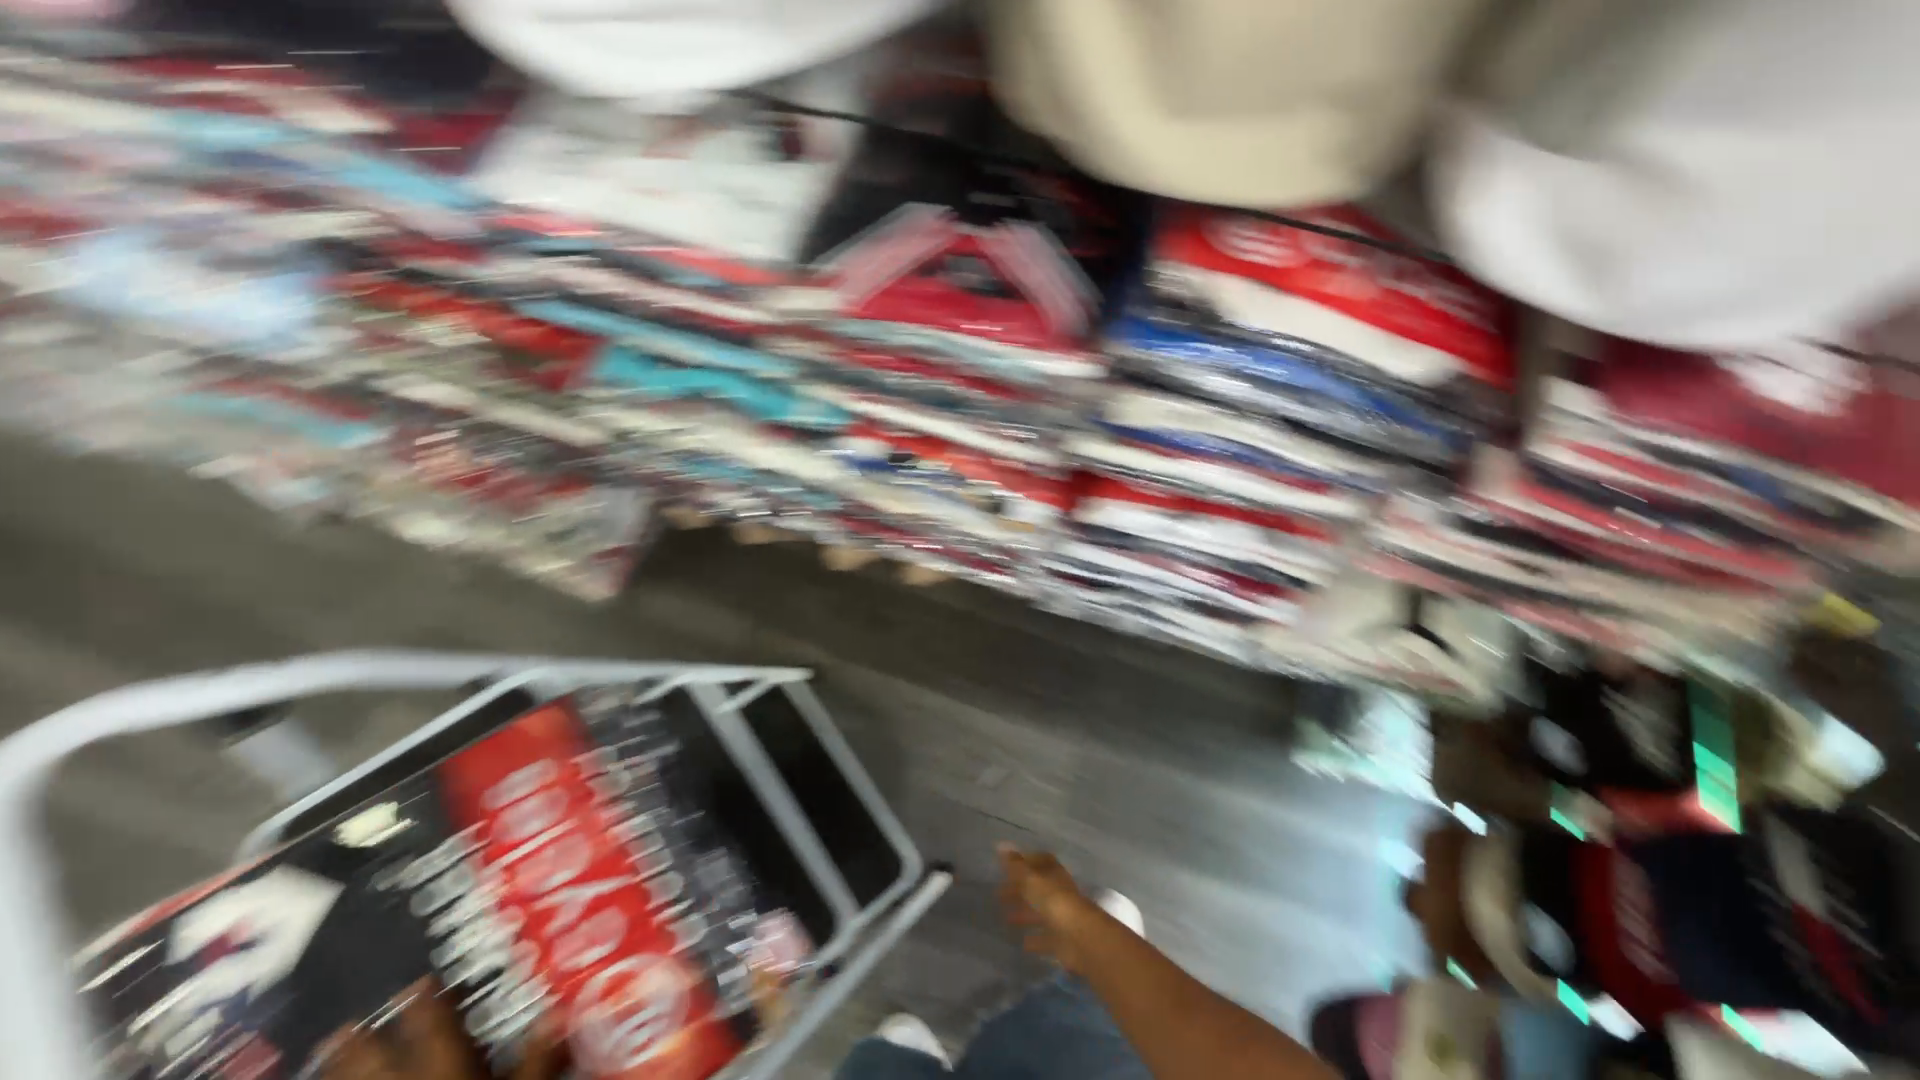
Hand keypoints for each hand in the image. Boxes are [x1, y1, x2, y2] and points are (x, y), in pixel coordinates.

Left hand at [322, 979, 566, 1079]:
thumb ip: (535, 1062)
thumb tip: (554, 1015)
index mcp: (444, 1072)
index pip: (432, 1025)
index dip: (424, 1001)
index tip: (416, 983)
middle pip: (373, 1060)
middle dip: (357, 1042)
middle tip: (345, 1026)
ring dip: (336, 1075)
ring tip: (323, 1059)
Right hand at [997, 845, 1107, 974]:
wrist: (1081, 939)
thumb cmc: (1055, 903)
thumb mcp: (1032, 881)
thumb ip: (1016, 866)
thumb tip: (1001, 844)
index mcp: (1054, 876)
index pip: (1042, 862)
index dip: (1027, 862)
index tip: (1008, 866)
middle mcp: (1059, 894)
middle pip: (1038, 888)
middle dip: (1020, 890)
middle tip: (999, 895)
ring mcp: (1062, 917)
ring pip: (1040, 913)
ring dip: (1024, 914)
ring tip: (1005, 918)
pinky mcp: (1062, 940)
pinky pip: (1045, 938)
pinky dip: (1035, 939)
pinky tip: (1023, 943)